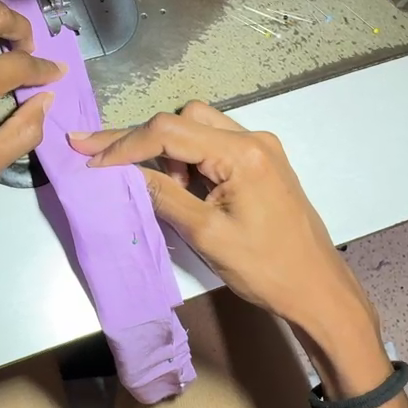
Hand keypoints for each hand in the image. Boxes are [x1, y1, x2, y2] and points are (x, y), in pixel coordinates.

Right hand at [70, 102, 382, 366]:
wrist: (318, 290)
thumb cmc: (265, 268)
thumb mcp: (205, 234)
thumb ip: (162, 195)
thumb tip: (121, 173)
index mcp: (242, 153)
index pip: (169, 132)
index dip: (124, 144)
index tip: (89, 158)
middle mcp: (253, 138)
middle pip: (183, 118)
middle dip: (143, 139)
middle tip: (104, 161)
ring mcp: (261, 147)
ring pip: (198, 127)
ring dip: (168, 149)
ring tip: (161, 187)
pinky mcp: (262, 161)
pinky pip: (214, 143)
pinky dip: (189, 158)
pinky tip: (182, 186)